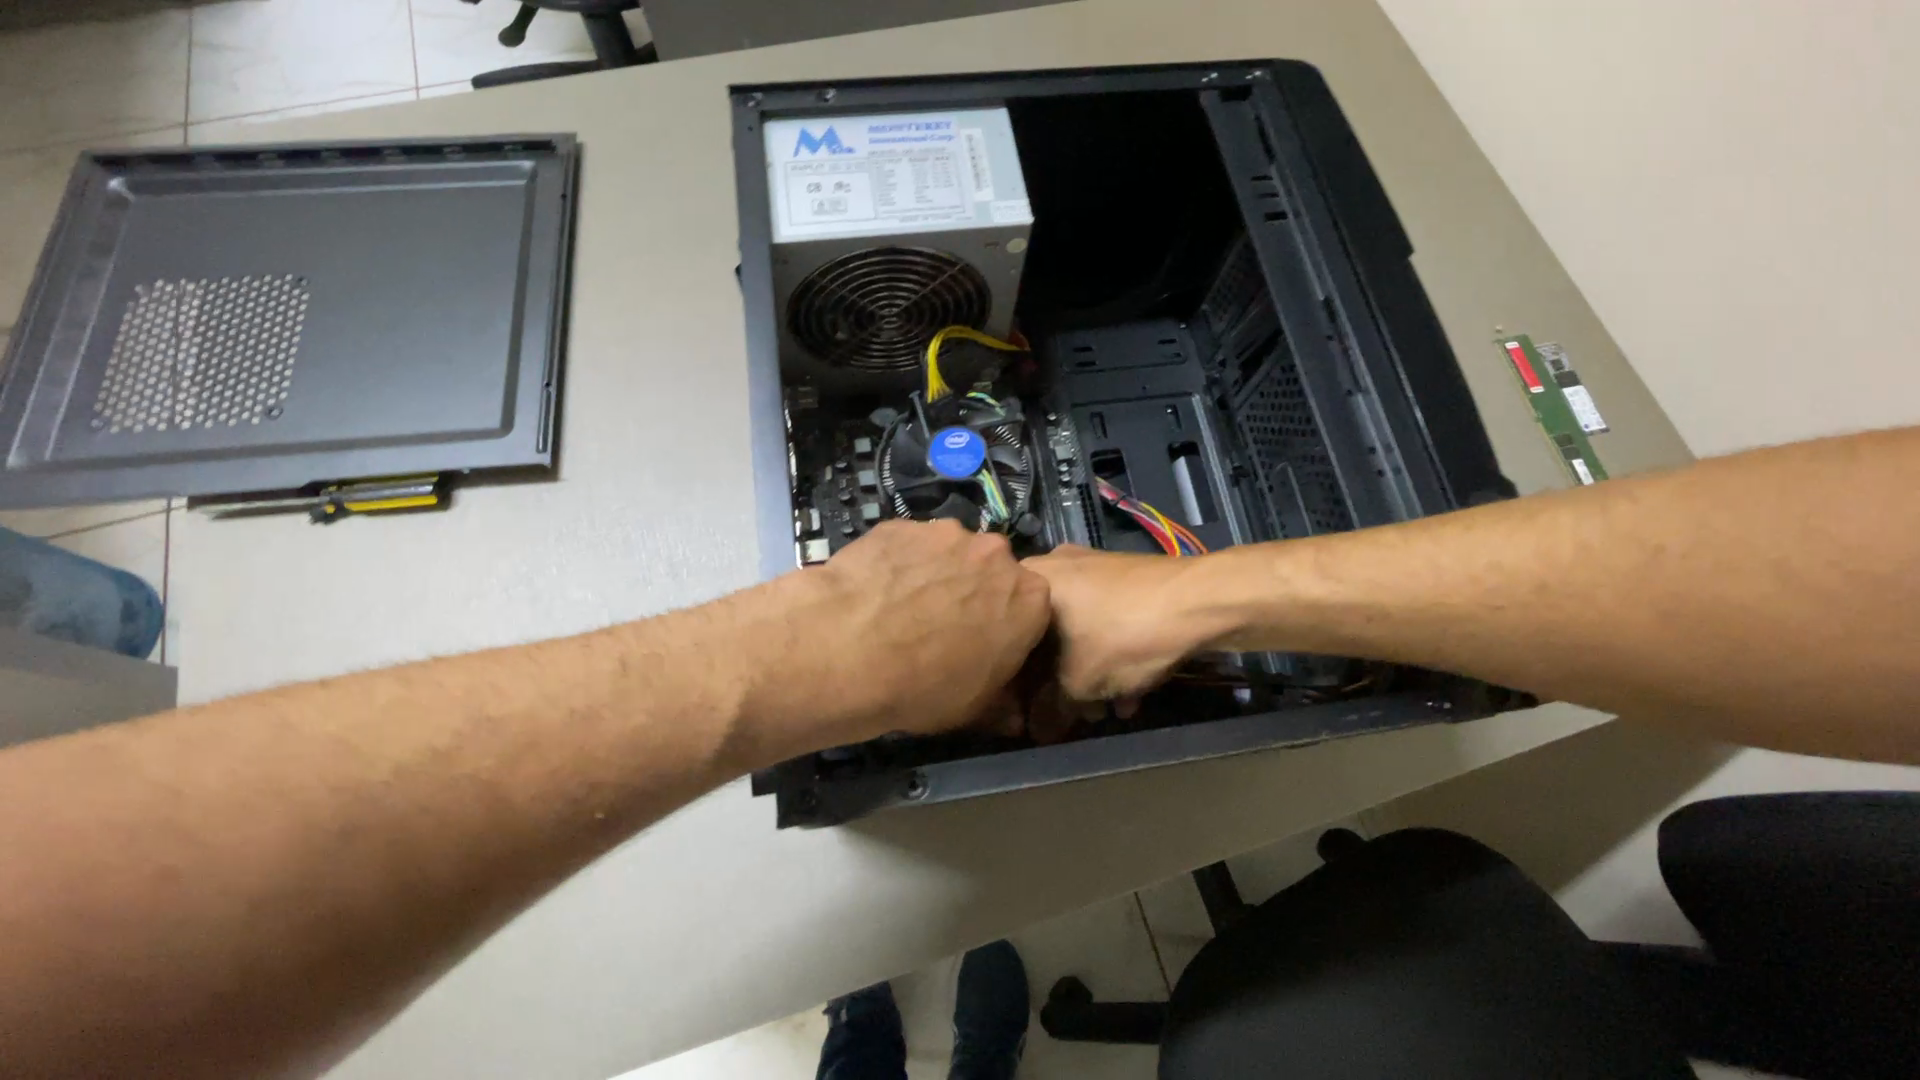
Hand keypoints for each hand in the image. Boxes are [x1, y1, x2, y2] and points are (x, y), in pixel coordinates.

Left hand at [721, 521, 1050, 764]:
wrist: (846, 650)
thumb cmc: (922, 687)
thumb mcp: (974, 712)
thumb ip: (1004, 706)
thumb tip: (1013, 715)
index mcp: (1029, 599)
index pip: (1030, 611)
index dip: (1006, 631)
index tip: (982, 650)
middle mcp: (995, 554)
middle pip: (991, 574)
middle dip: (973, 596)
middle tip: (939, 628)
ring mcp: (945, 533)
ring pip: (949, 555)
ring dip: (935, 576)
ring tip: (899, 609)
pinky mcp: (900, 525)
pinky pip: (908, 546)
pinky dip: (898, 564)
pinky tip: (874, 592)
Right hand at [1023, 545, 1217, 702]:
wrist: (1201, 600)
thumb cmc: (1123, 634)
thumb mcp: (1078, 682)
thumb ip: (1050, 708)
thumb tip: (1038, 731)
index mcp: (1032, 578)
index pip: (1006, 633)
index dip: (1011, 680)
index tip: (1021, 711)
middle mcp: (1058, 566)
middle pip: (1044, 635)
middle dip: (1057, 681)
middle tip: (1068, 714)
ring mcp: (1095, 570)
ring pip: (1079, 631)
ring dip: (1089, 674)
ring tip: (1106, 710)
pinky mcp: (1129, 580)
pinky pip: (1107, 623)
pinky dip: (1113, 656)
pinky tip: (1132, 693)